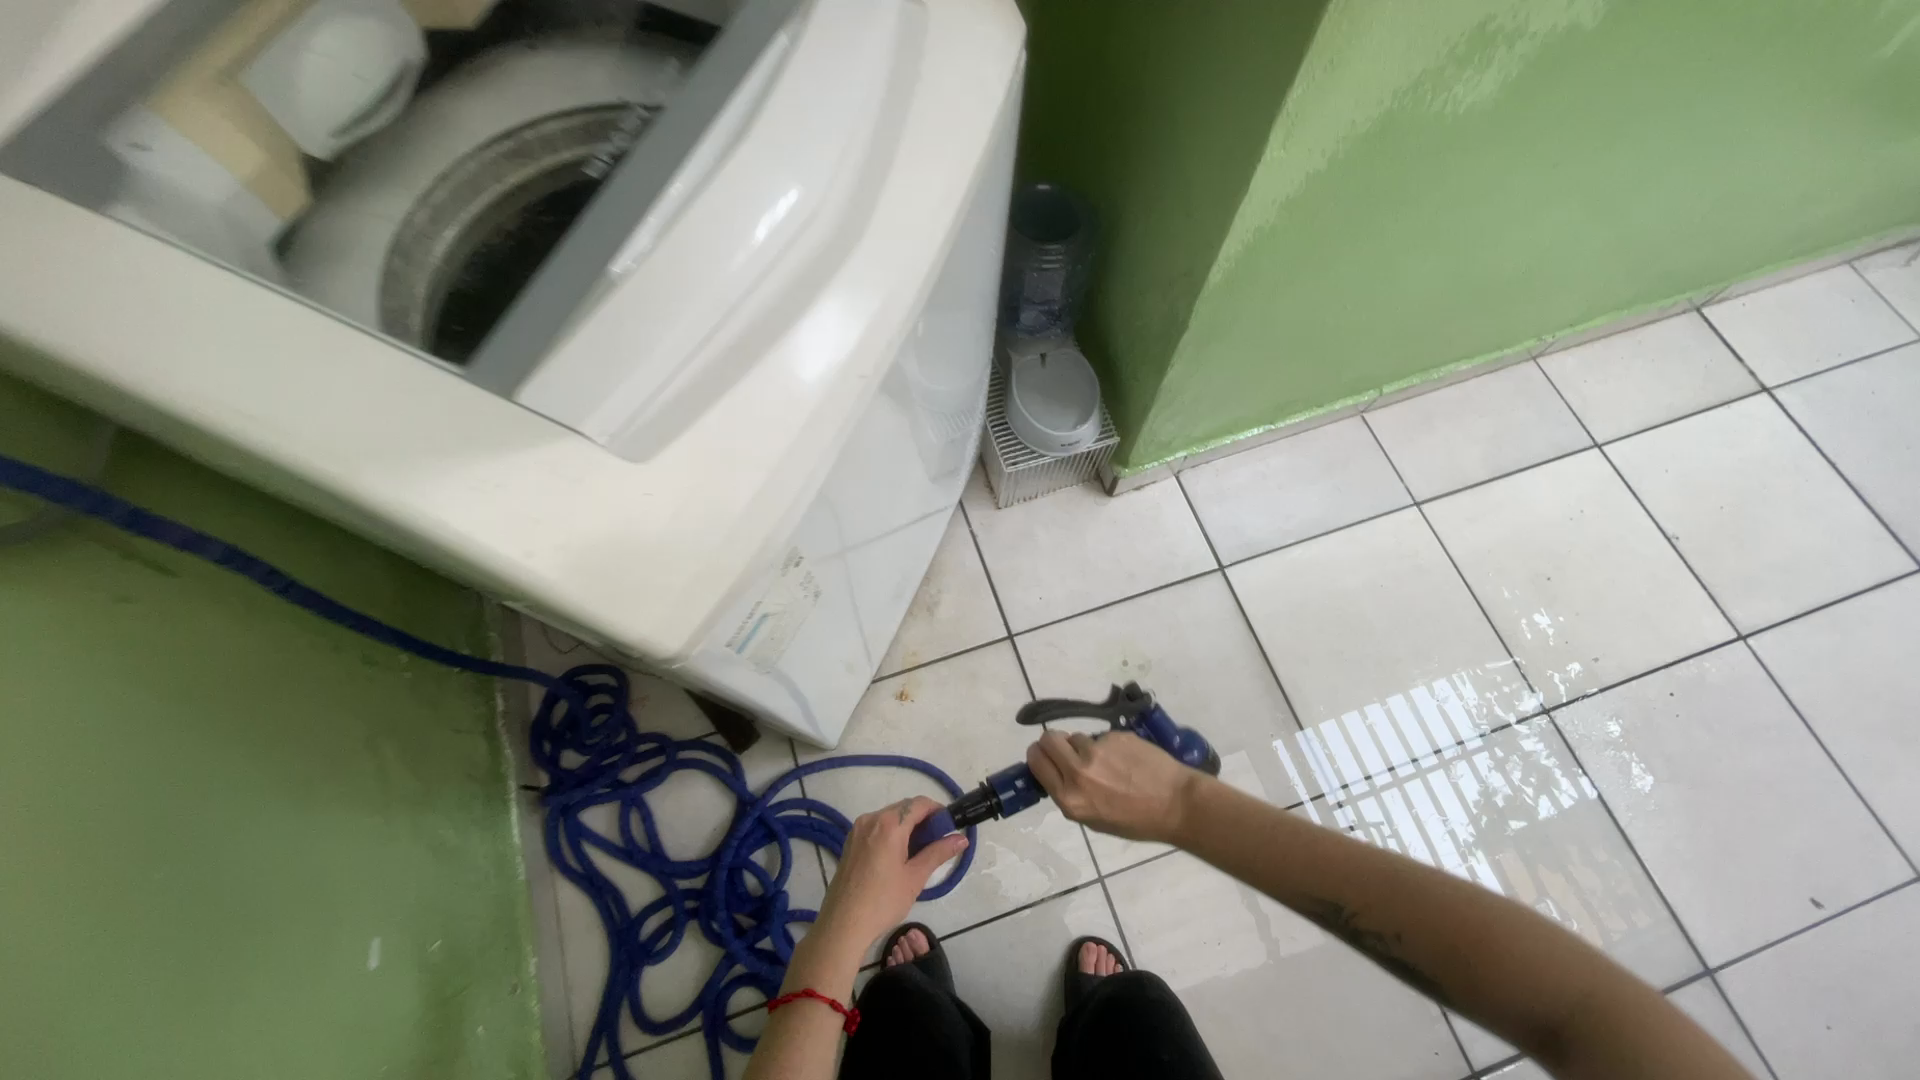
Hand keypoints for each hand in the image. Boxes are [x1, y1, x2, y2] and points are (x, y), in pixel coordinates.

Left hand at [812, 796, 968, 951]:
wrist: (842, 924)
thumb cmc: (883, 901)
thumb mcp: (915, 877)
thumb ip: (938, 853)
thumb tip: (961, 839)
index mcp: (889, 824)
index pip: (919, 804)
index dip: (937, 811)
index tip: (949, 827)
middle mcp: (871, 819)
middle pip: (903, 808)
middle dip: (923, 819)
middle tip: (937, 842)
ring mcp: (857, 830)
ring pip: (889, 817)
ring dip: (907, 827)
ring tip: (919, 852)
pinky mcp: (850, 842)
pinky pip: (876, 827)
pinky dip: (891, 833)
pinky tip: (898, 856)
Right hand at [1026, 730, 1202, 842]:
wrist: (1176, 804)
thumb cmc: (1136, 821)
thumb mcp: (1094, 820)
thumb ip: (1070, 795)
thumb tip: (1057, 773)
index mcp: (1069, 799)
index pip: (1036, 761)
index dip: (1038, 755)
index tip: (1045, 755)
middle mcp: (1078, 773)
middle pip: (1048, 740)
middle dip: (1054, 742)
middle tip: (1067, 749)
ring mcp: (1097, 751)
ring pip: (1077, 737)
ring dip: (1085, 746)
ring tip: (1109, 761)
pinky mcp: (1115, 737)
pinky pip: (1102, 736)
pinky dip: (1110, 745)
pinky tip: (1128, 759)